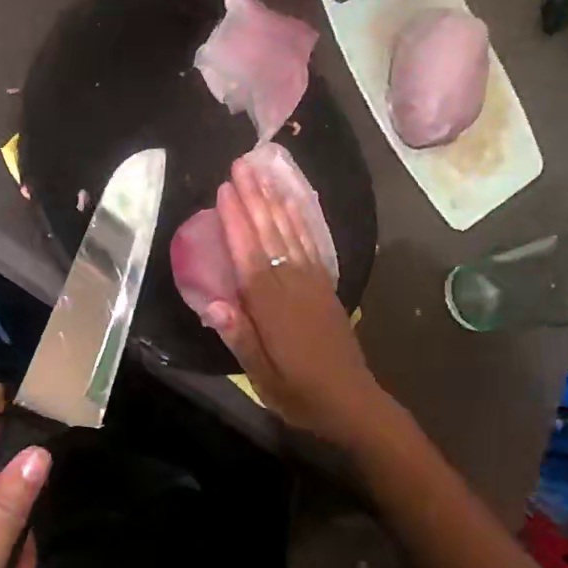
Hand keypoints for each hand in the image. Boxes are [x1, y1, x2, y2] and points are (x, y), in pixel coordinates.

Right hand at [206, 158, 399, 449]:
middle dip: (255, 198)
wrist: (353, 403)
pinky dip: (300, 219)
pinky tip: (291, 203)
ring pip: (293, 233)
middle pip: (272, 235)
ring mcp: (315, 284)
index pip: (251, 257)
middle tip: (240, 164)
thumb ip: (241, 339)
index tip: (224, 191)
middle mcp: (296, 288)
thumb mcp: (263, 378)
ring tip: (261, 172)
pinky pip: (311, 244)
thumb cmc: (299, 394)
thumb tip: (214, 304)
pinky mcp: (326, 287)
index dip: (237, 222)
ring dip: (276, 200)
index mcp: (274, 310)